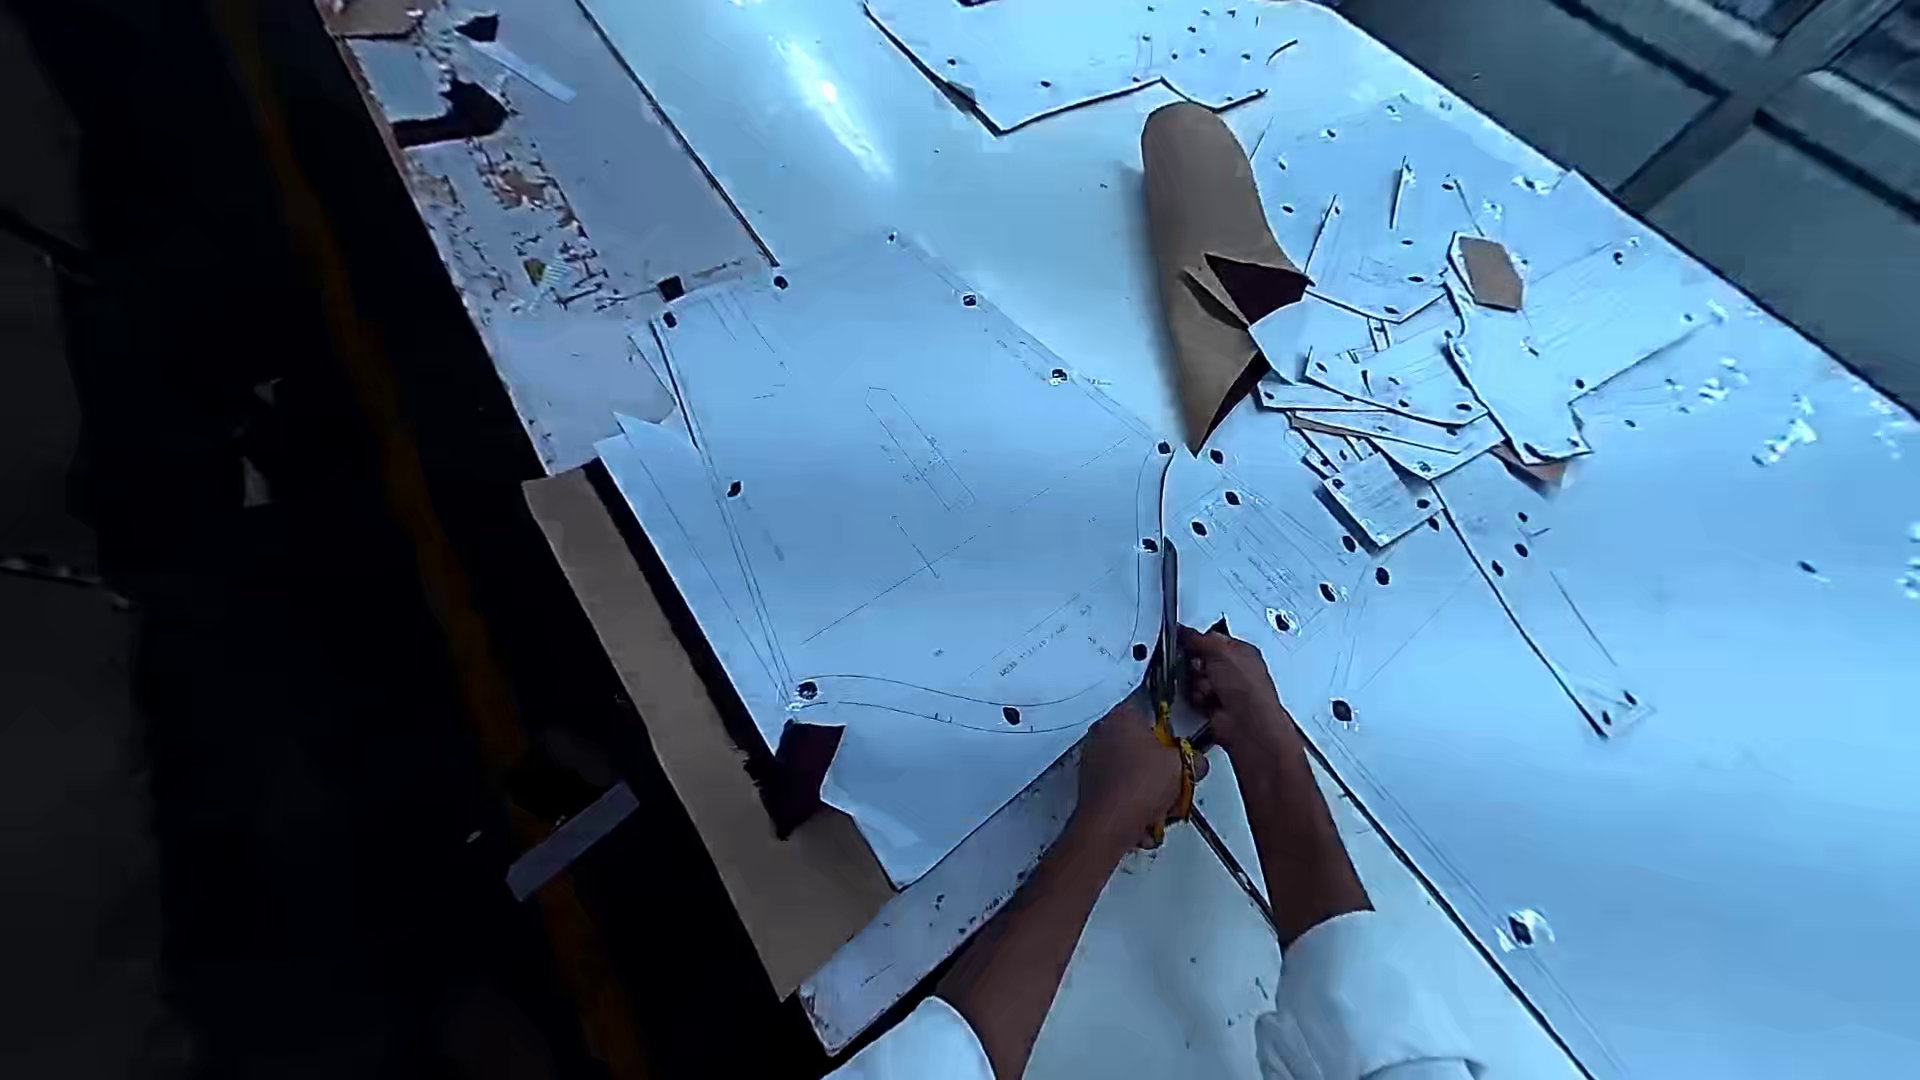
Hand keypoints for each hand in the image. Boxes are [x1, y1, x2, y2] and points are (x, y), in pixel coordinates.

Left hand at [1074, 701, 1187, 851]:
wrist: (1110, 821)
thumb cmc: (1142, 784)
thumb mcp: (1182, 767)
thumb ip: (1193, 758)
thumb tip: (1197, 761)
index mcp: (1122, 716)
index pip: (1149, 718)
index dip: (1166, 740)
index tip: (1175, 758)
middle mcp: (1102, 730)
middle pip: (1138, 746)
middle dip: (1156, 768)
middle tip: (1170, 786)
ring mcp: (1091, 755)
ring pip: (1129, 769)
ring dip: (1146, 788)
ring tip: (1158, 807)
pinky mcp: (1087, 780)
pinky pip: (1117, 786)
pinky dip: (1129, 799)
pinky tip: (1142, 816)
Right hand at [1181, 625, 1297, 756]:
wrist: (1247, 722)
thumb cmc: (1247, 687)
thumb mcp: (1219, 650)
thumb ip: (1199, 638)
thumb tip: (1184, 632)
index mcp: (1241, 652)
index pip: (1213, 639)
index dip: (1198, 640)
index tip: (1186, 640)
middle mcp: (1235, 671)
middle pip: (1201, 660)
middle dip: (1197, 664)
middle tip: (1201, 667)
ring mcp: (1225, 690)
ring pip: (1196, 678)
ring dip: (1198, 683)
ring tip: (1209, 688)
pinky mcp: (1215, 706)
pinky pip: (1195, 695)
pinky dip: (1198, 697)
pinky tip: (1207, 699)